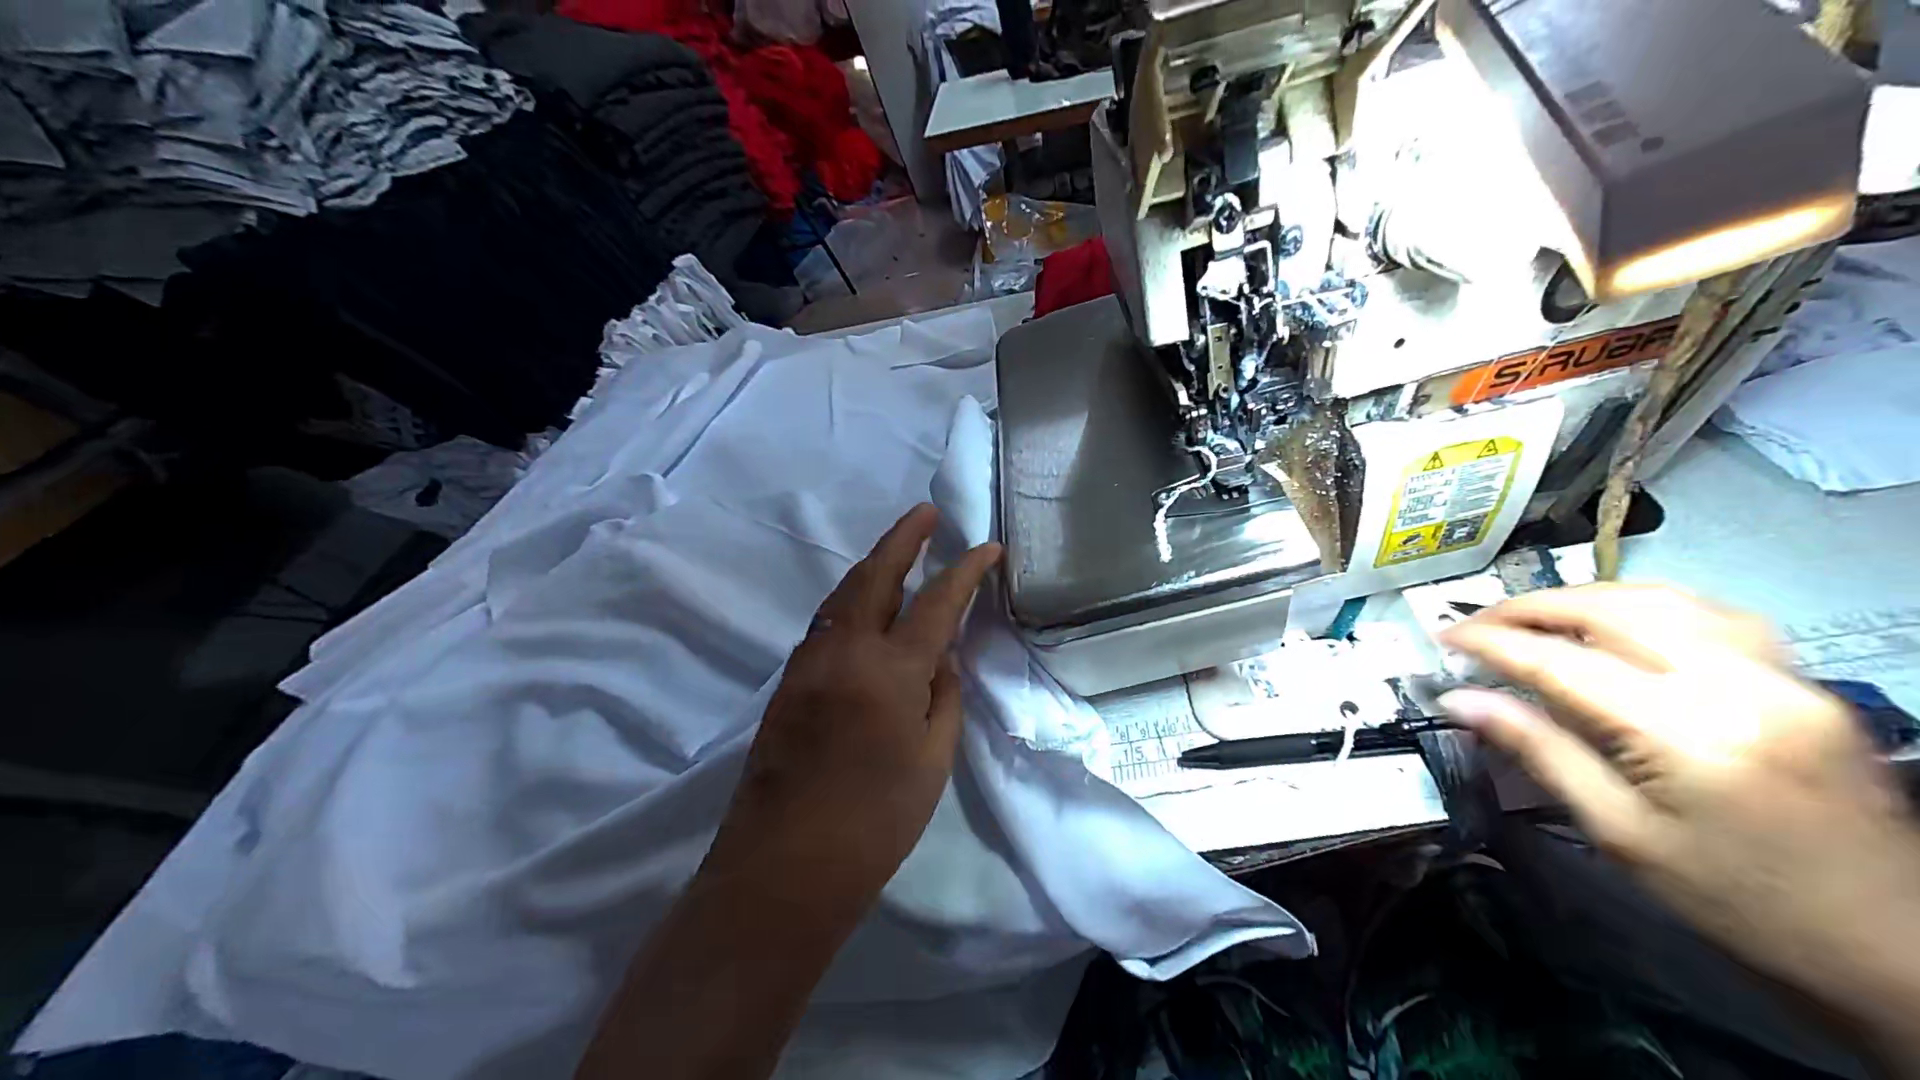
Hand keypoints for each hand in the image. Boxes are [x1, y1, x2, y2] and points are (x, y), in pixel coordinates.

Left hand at [703, 504, 1001, 915]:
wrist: (784, 867)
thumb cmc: (874, 822)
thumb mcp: (932, 762)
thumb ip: (942, 698)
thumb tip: (942, 658)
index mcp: (890, 670)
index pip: (937, 602)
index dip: (966, 571)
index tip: (987, 547)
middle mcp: (845, 651)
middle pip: (876, 575)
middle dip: (903, 538)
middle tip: (925, 513)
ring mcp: (808, 663)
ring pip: (844, 595)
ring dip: (874, 566)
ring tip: (900, 550)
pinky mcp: (788, 682)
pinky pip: (827, 624)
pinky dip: (852, 601)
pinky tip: (867, 607)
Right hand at [1439, 585, 1919, 1065]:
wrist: (1899, 952)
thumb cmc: (1740, 903)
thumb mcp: (1621, 834)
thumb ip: (1539, 751)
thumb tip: (1460, 698)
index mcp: (1690, 732)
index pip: (1562, 662)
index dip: (1492, 642)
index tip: (1442, 635)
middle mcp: (1741, 686)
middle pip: (1613, 611)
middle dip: (1532, 608)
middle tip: (1478, 622)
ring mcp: (1784, 678)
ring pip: (1664, 599)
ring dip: (1585, 598)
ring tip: (1533, 616)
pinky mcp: (1805, 683)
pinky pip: (1713, 614)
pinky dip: (1645, 604)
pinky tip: (1615, 622)